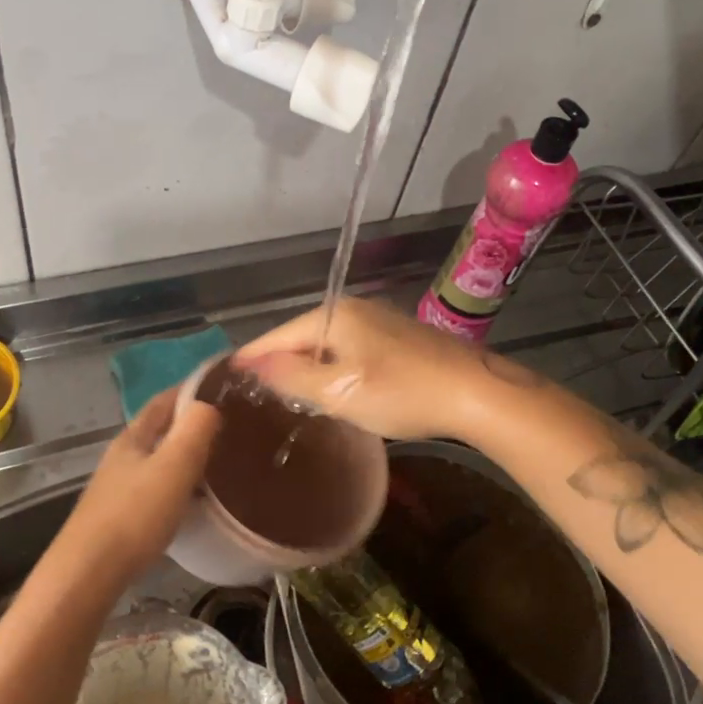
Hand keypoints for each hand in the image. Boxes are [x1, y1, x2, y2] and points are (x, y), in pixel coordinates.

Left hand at [60, 386, 221, 572]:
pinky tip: (197, 503)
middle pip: (162, 431)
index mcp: (133, 437)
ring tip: (224, 466)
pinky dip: (181, 487)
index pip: (165, 400)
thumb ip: (195, 430)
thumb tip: (210, 404)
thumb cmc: (135, 515)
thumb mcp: (173, 466)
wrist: (90, 572)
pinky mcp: (121, 518)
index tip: (226, 391)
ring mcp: (119, 488)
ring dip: (189, 459)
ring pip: (160, 462)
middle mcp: (123, 457)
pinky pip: (158, 490)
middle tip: (234, 431)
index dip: (193, 390)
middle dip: (194, 426)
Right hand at [233, 297, 542, 439]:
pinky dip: (332, 366)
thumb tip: (252, 364)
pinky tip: (331, 387)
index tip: (225, 375)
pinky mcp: (398, 338)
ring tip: (284, 392)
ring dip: (306, 365)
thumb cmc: (401, 393)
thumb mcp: (339, 392)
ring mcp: (379, 321)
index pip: (278, 336)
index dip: (252, 357)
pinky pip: (350, 349)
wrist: (477, 393)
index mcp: (334, 316)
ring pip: (328, 344)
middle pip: (302, 336)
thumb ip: (291, 377)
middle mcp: (354, 310)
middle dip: (277, 361)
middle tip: (252, 390)